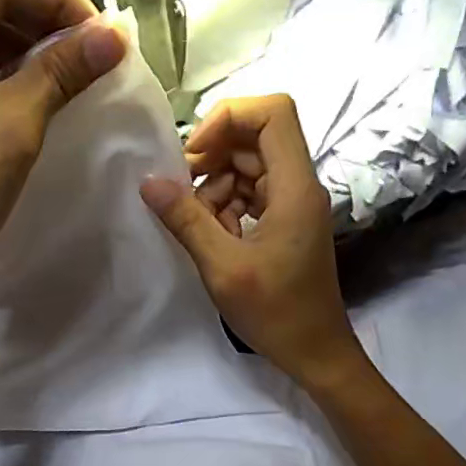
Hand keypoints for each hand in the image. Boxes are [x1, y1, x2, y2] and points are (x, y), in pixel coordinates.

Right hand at [140, 95, 364, 385]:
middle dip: (214, 155)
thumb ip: (186, 220)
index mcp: (295, 187)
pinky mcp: (286, 222)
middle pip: (256, 138)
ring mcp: (294, 203)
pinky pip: (252, 193)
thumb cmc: (276, 313)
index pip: (273, 113)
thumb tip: (149, 183)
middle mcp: (300, 185)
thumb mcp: (223, 267)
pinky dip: (227, 205)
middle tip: (182, 188)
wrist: (315, 352)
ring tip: (197, 221)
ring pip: (250, 166)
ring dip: (216, 185)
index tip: (196, 153)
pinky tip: (212, 234)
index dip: (229, 117)